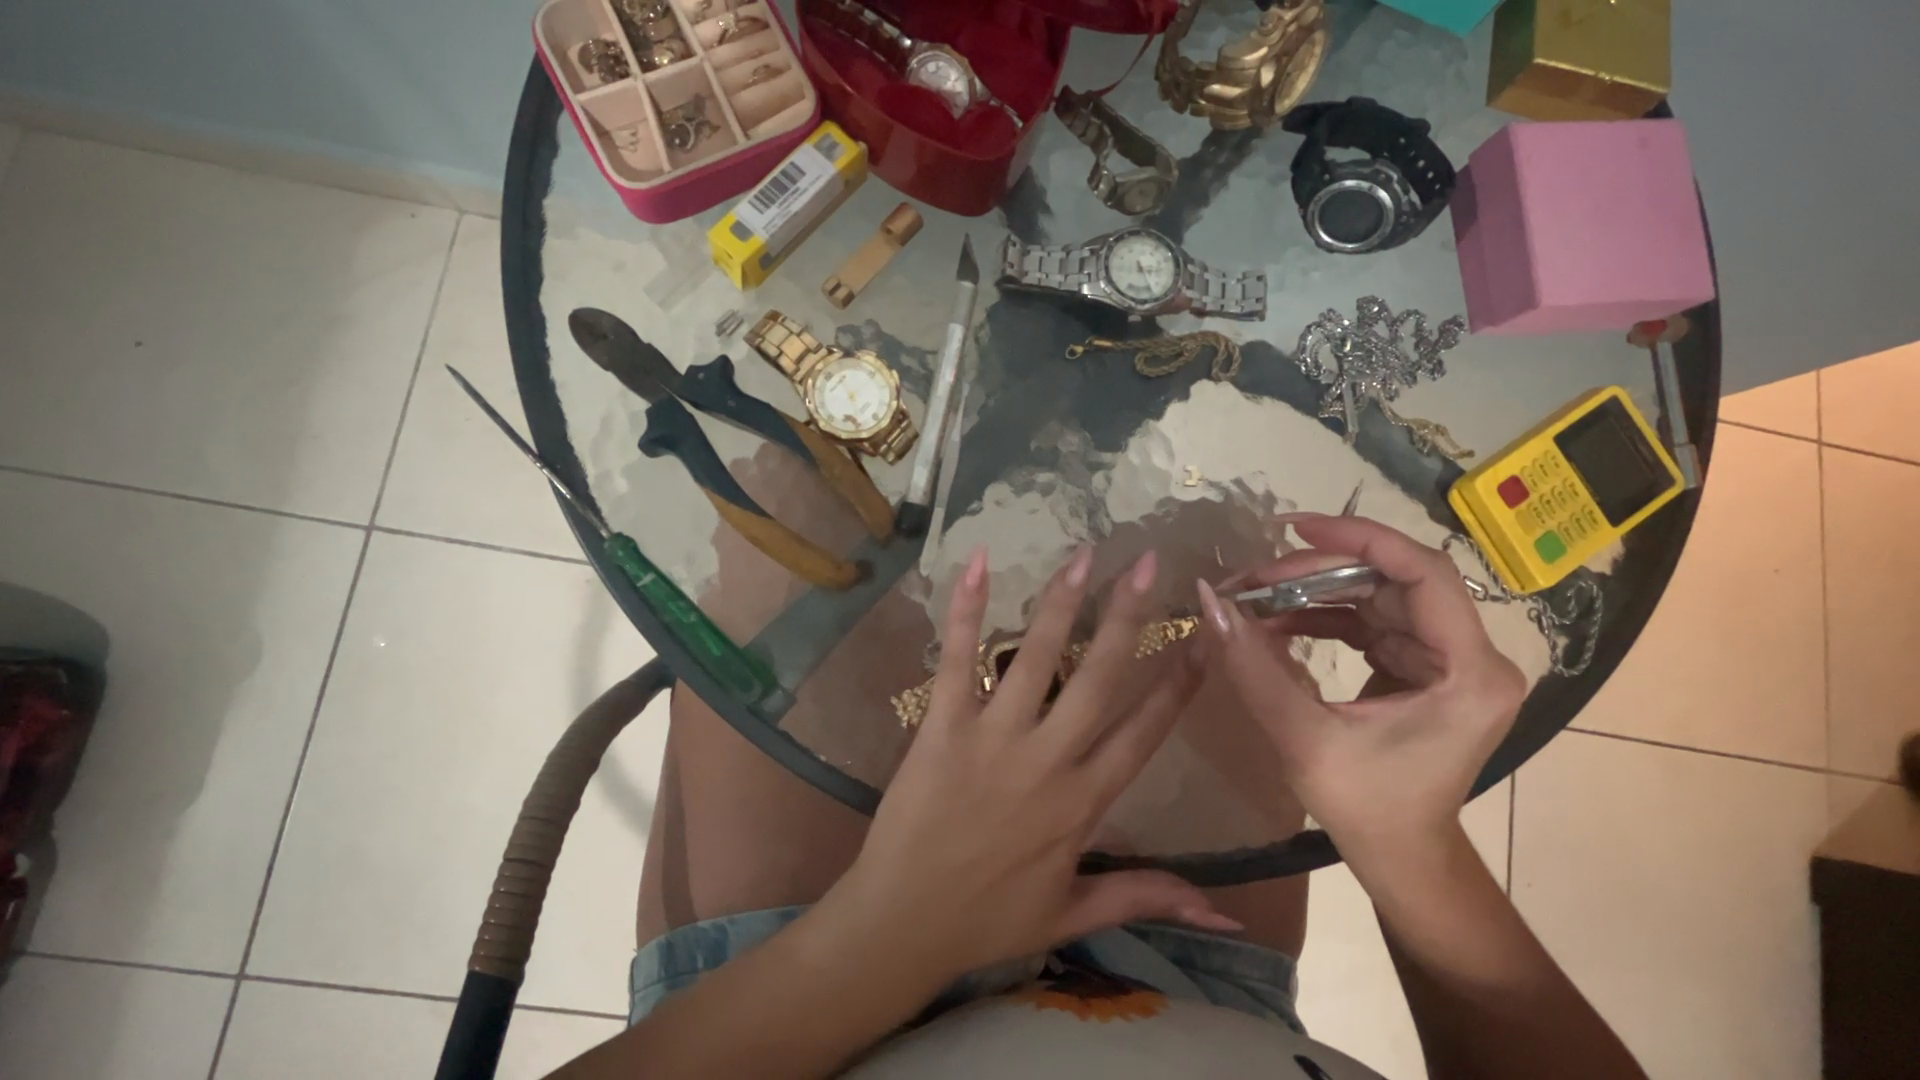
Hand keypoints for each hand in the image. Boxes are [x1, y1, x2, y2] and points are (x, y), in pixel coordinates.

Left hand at [824, 545, 1234, 984]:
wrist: (902, 924)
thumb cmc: (989, 921)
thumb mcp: (1074, 913)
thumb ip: (1146, 895)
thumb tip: (1222, 910)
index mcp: (1084, 802)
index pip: (1145, 731)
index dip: (1179, 681)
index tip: (1204, 634)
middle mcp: (1048, 760)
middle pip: (1099, 678)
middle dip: (1128, 617)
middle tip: (1149, 562)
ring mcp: (993, 739)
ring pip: (1037, 658)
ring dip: (1062, 603)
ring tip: (1086, 554)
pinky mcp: (942, 727)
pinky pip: (958, 662)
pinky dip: (967, 612)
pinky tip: (977, 563)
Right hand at [1193, 515, 1525, 867]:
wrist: (1401, 857)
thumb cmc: (1365, 808)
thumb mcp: (1301, 736)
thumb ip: (1253, 665)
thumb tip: (1207, 598)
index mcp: (1468, 671)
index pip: (1424, 573)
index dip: (1360, 540)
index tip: (1294, 528)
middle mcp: (1473, 655)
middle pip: (1395, 580)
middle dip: (1320, 571)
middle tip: (1254, 575)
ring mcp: (1451, 660)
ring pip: (1380, 597)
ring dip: (1316, 592)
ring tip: (1255, 596)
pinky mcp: (1425, 668)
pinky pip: (1374, 622)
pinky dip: (1325, 617)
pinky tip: (1277, 622)